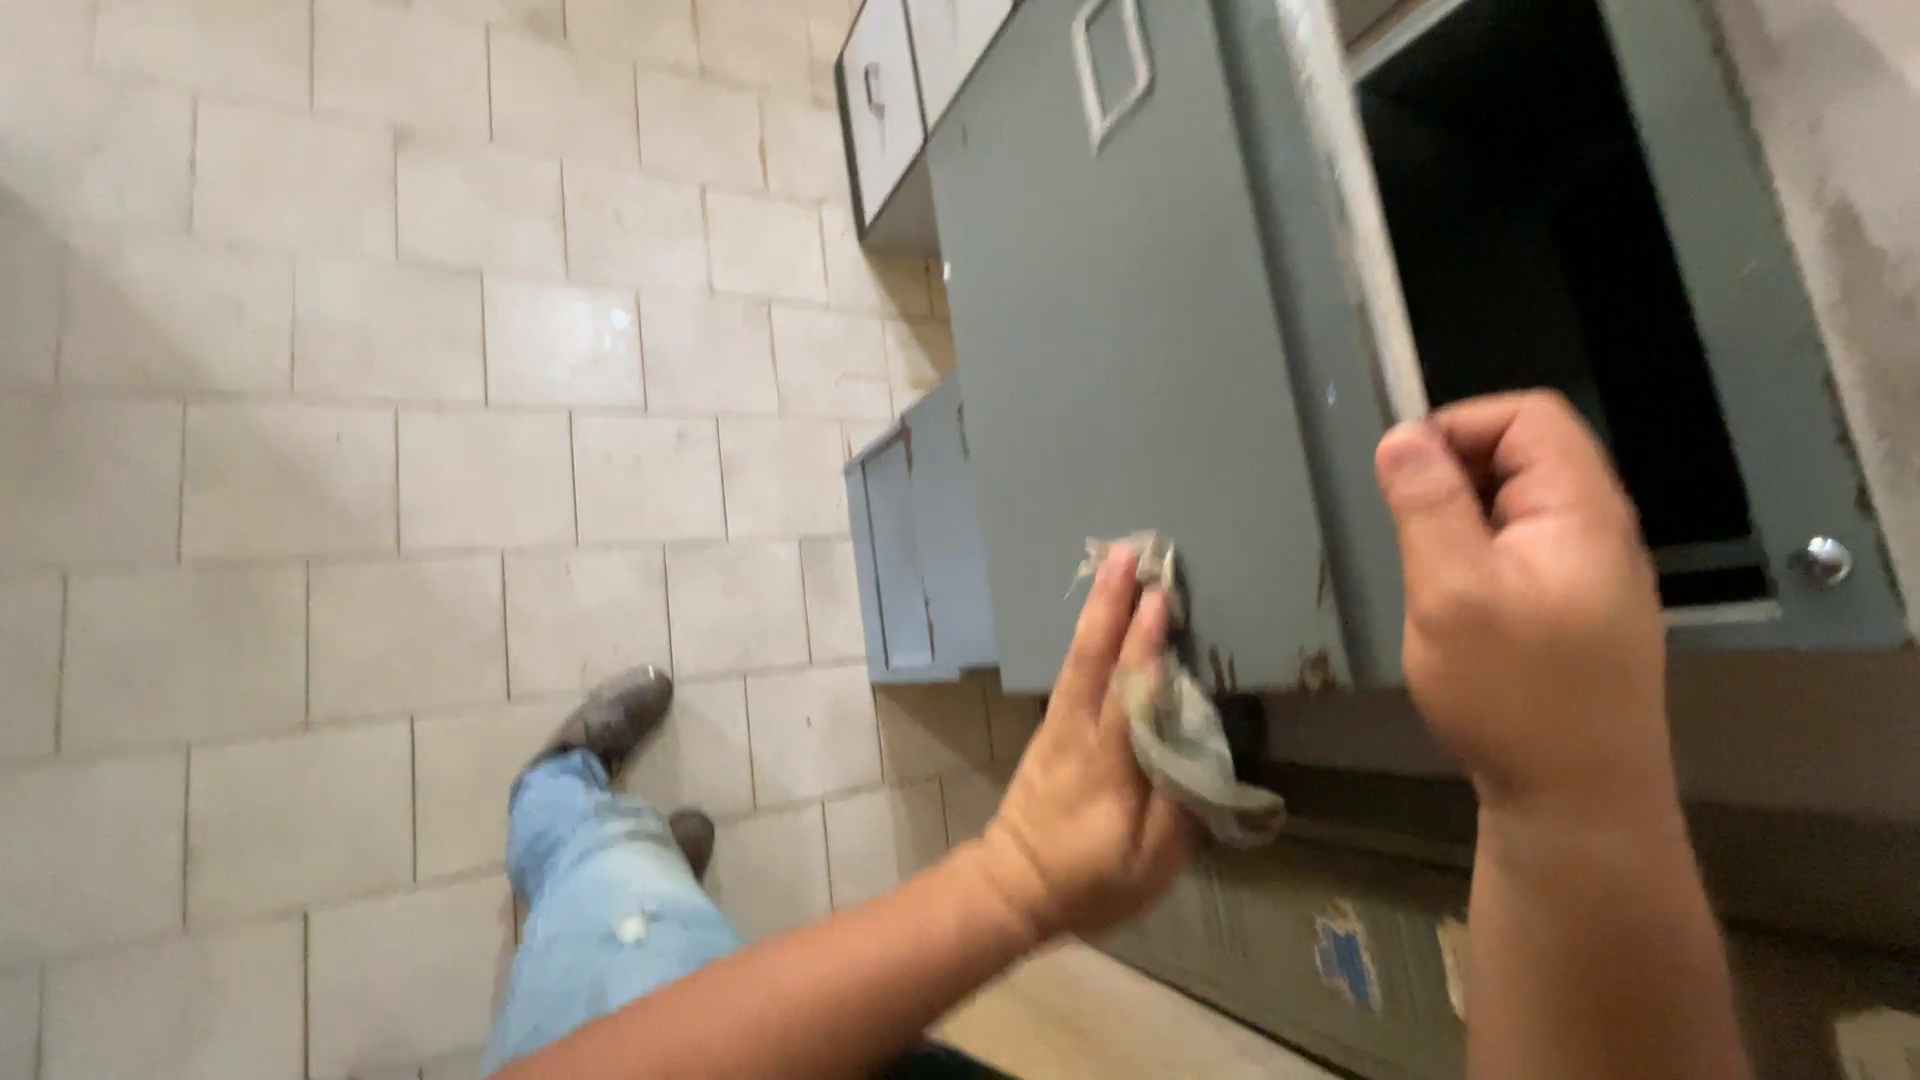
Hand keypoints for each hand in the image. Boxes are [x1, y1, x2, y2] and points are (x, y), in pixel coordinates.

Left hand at [970, 549, 1194, 940]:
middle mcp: (1077, 734)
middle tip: (1129, 554)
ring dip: (1098, 609)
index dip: (1144, 649)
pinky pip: (1073, 670)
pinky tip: (1101, 611)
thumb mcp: (1148, 868)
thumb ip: (1177, 805)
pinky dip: (1088, 634)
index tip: (1159, 600)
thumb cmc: (1090, 882)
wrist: (1014, 882)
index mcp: (1106, 769)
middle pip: (1093, 661)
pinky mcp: (1052, 725)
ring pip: (1078, 658)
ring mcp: (1058, 725)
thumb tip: (1195, 742)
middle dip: (1111, 605)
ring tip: (1114, 564)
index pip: (1129, 698)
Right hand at [1373, 391, 1676, 822]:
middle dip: (1450, 471)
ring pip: (1512, 504)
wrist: (1573, 800)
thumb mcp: (1452, 592)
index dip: (1457, 424)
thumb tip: (1401, 435)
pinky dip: (1469, 549)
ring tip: (1419, 564)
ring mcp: (1584, 572)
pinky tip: (1445, 595)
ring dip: (1455, 514)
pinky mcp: (1567, 607)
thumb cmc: (1511, 694)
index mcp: (1580, 512)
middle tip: (1402, 524)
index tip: (1399, 471)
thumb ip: (1427, 507)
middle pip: (1523, 454)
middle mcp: (1593, 531)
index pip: (1528, 417)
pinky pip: (1513, 547)